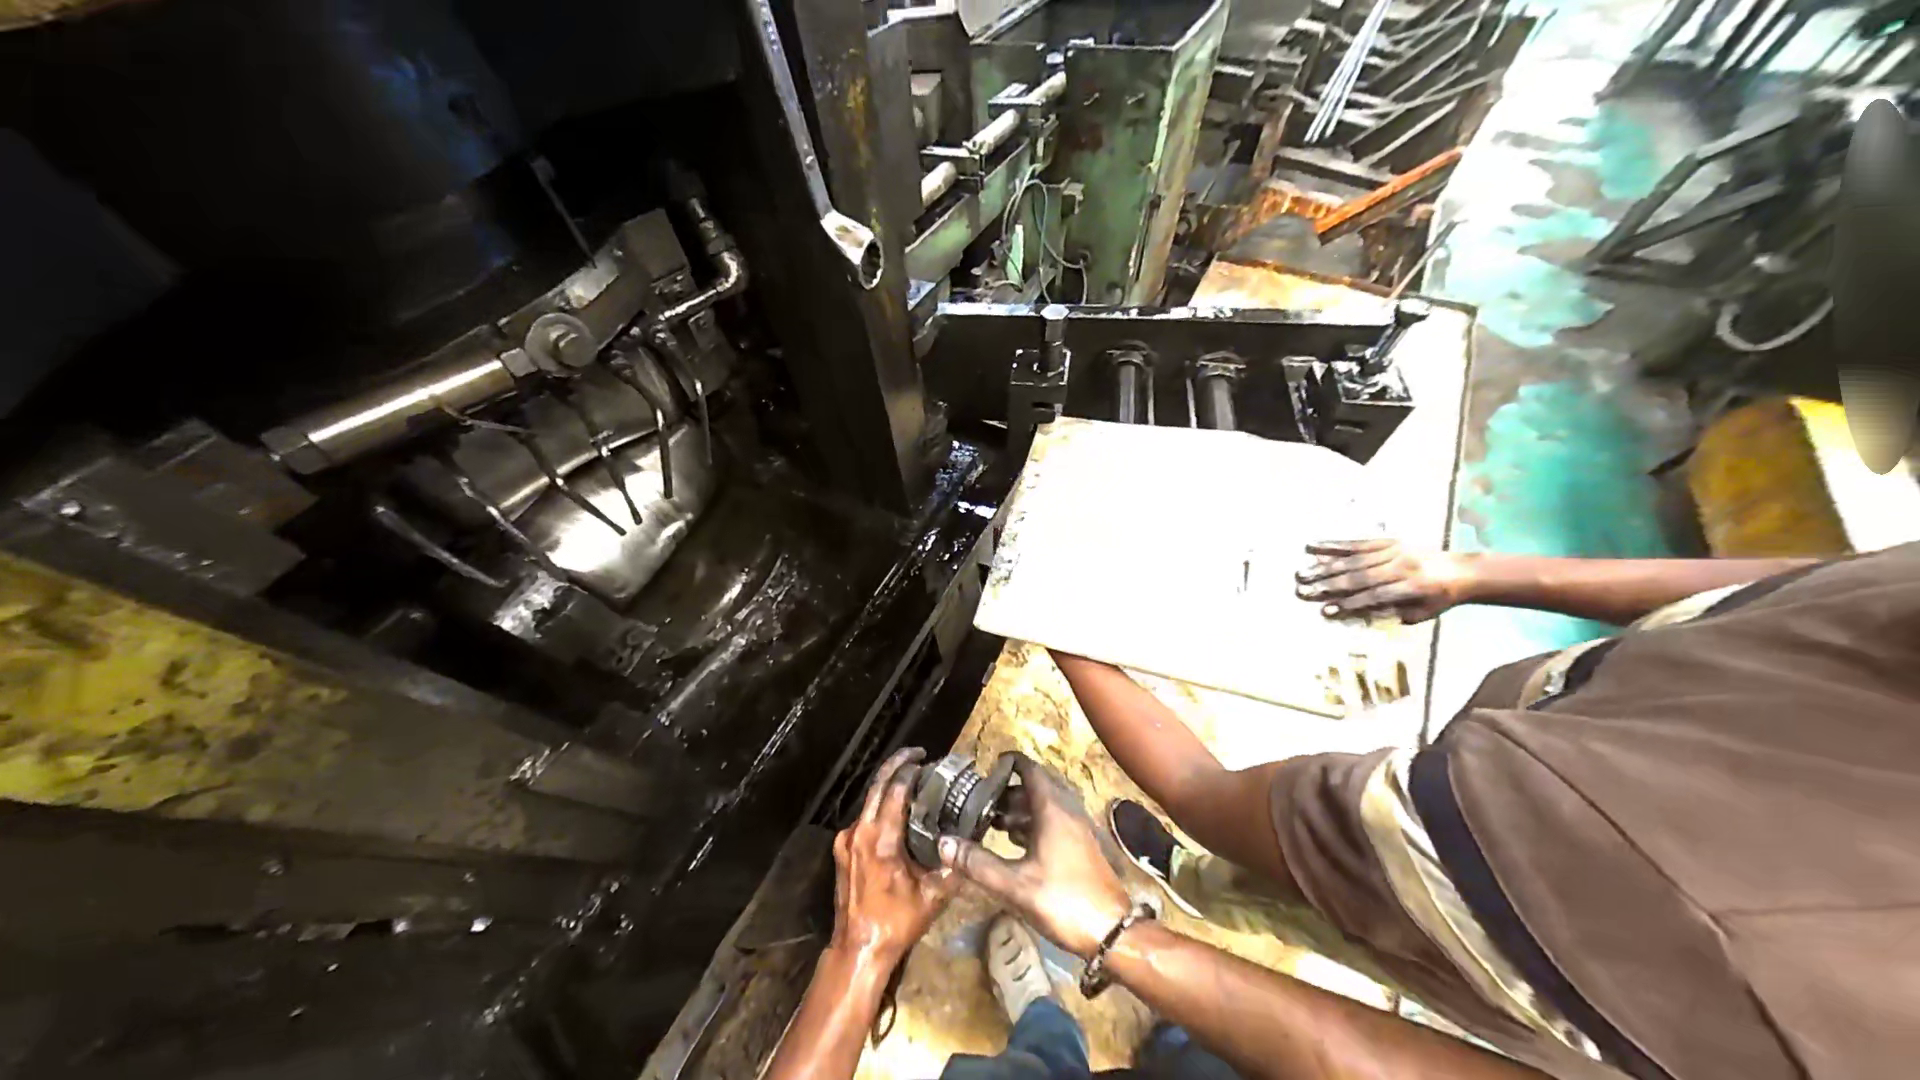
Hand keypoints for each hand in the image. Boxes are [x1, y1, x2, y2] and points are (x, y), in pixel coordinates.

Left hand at [831, 747, 959, 963]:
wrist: (858, 949)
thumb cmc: (896, 922)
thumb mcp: (933, 895)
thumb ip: (952, 866)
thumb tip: (970, 844)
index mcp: (880, 838)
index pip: (895, 789)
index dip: (910, 769)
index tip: (926, 759)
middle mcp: (859, 831)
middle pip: (877, 786)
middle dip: (896, 765)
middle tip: (917, 755)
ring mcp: (846, 840)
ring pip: (869, 802)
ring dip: (888, 787)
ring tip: (913, 782)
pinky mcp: (842, 850)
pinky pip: (864, 819)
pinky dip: (880, 808)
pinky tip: (897, 813)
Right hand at [937, 755, 1129, 958]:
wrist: (1112, 932)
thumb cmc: (1063, 901)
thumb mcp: (1015, 885)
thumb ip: (978, 863)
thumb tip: (943, 843)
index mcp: (1052, 809)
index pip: (1030, 769)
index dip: (1009, 763)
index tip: (987, 767)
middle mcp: (1067, 811)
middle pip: (1036, 786)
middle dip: (1009, 791)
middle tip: (983, 803)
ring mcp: (1078, 828)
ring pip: (1046, 805)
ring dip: (1021, 808)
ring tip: (994, 823)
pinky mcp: (1082, 845)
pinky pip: (1055, 821)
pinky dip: (1034, 822)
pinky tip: (1017, 842)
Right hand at [1295, 539, 1473, 623]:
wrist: (1462, 570)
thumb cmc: (1439, 598)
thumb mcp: (1421, 613)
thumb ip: (1390, 613)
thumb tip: (1354, 612)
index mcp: (1412, 588)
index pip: (1374, 596)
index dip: (1349, 604)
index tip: (1324, 611)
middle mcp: (1400, 566)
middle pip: (1358, 576)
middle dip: (1327, 584)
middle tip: (1302, 591)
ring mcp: (1392, 551)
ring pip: (1352, 559)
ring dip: (1323, 567)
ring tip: (1301, 574)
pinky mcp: (1386, 541)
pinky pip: (1356, 542)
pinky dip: (1332, 545)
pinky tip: (1311, 547)